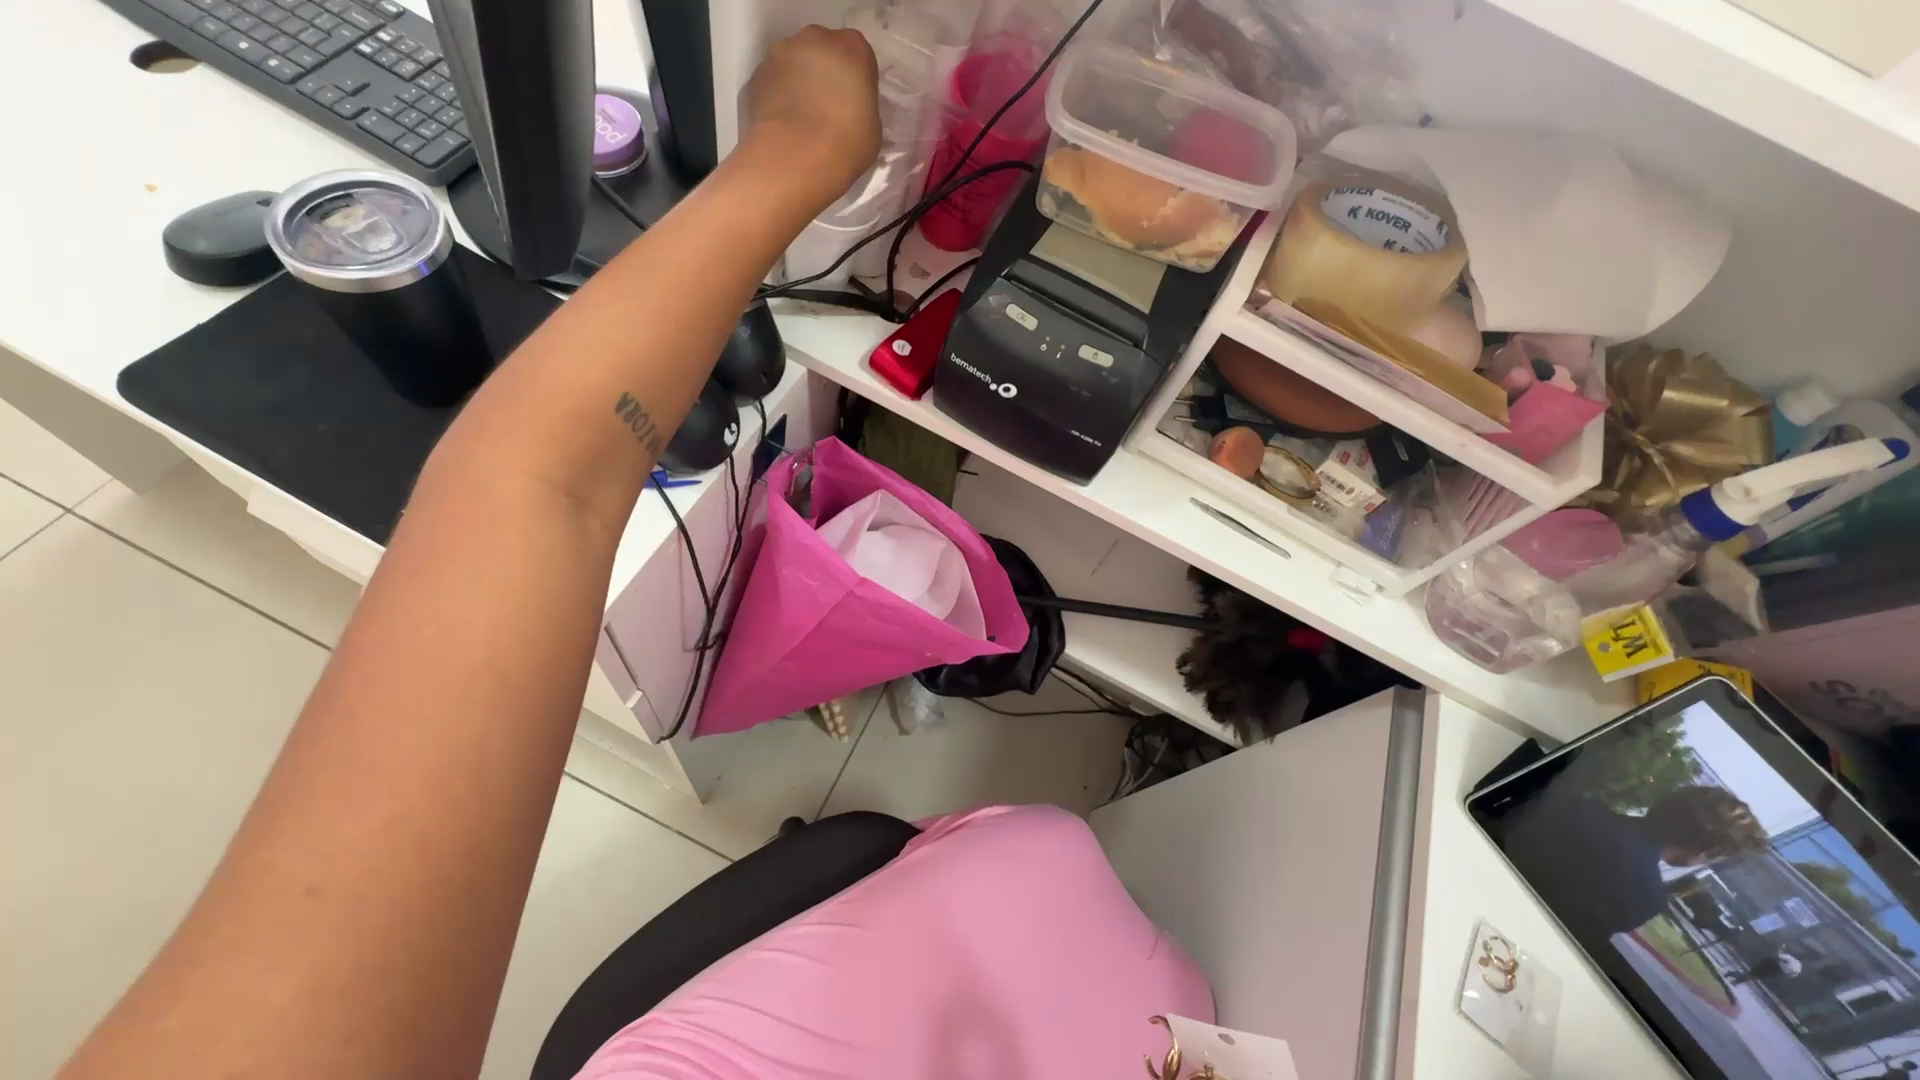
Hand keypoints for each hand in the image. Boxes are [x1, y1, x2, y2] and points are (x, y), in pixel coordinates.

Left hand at [740, 26, 879, 205]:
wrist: (794, 159)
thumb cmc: (845, 145)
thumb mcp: (872, 127)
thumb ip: (861, 105)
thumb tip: (850, 108)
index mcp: (853, 48)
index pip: (858, 54)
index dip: (856, 78)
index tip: (854, 101)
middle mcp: (816, 38)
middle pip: (823, 49)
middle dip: (825, 71)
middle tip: (827, 106)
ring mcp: (781, 52)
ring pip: (794, 61)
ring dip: (799, 80)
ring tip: (801, 116)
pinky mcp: (758, 73)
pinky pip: (774, 79)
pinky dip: (778, 93)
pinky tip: (783, 121)